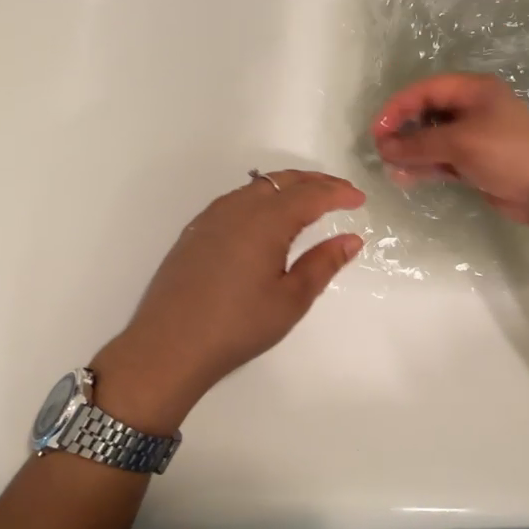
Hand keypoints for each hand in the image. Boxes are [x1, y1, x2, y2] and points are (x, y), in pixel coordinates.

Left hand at [90, 171, 363, 430]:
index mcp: (265, 222)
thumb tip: (351, 239)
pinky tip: (267, 220)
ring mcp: (211, 219)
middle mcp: (237, 209)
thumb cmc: (239, 326)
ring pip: (256, 187)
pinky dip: (262, 199)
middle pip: (282, 181)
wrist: (169, 346)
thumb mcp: (291, 299)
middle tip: (341, 193)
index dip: (338, 193)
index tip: (360, 199)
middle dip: (315, 182)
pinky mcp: (195, 233)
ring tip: (309, 202)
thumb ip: (323, 263)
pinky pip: (236, 200)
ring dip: (286, 187)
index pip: (310, 195)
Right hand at [371, 72, 528, 224]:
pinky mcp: (477, 162)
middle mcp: (474, 109)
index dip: (398, 107)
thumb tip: (384, 147)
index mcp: (475, 90)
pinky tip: (406, 176)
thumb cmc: (506, 154)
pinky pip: (444, 159)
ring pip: (435, 140)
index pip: (427, 90)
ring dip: (412, 152)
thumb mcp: (460, 143)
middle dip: (404, 130)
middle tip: (381, 149)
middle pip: (429, 113)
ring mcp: (476, 137)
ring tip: (390, 166)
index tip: (377, 129)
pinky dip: (426, 166)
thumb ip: (419, 144)